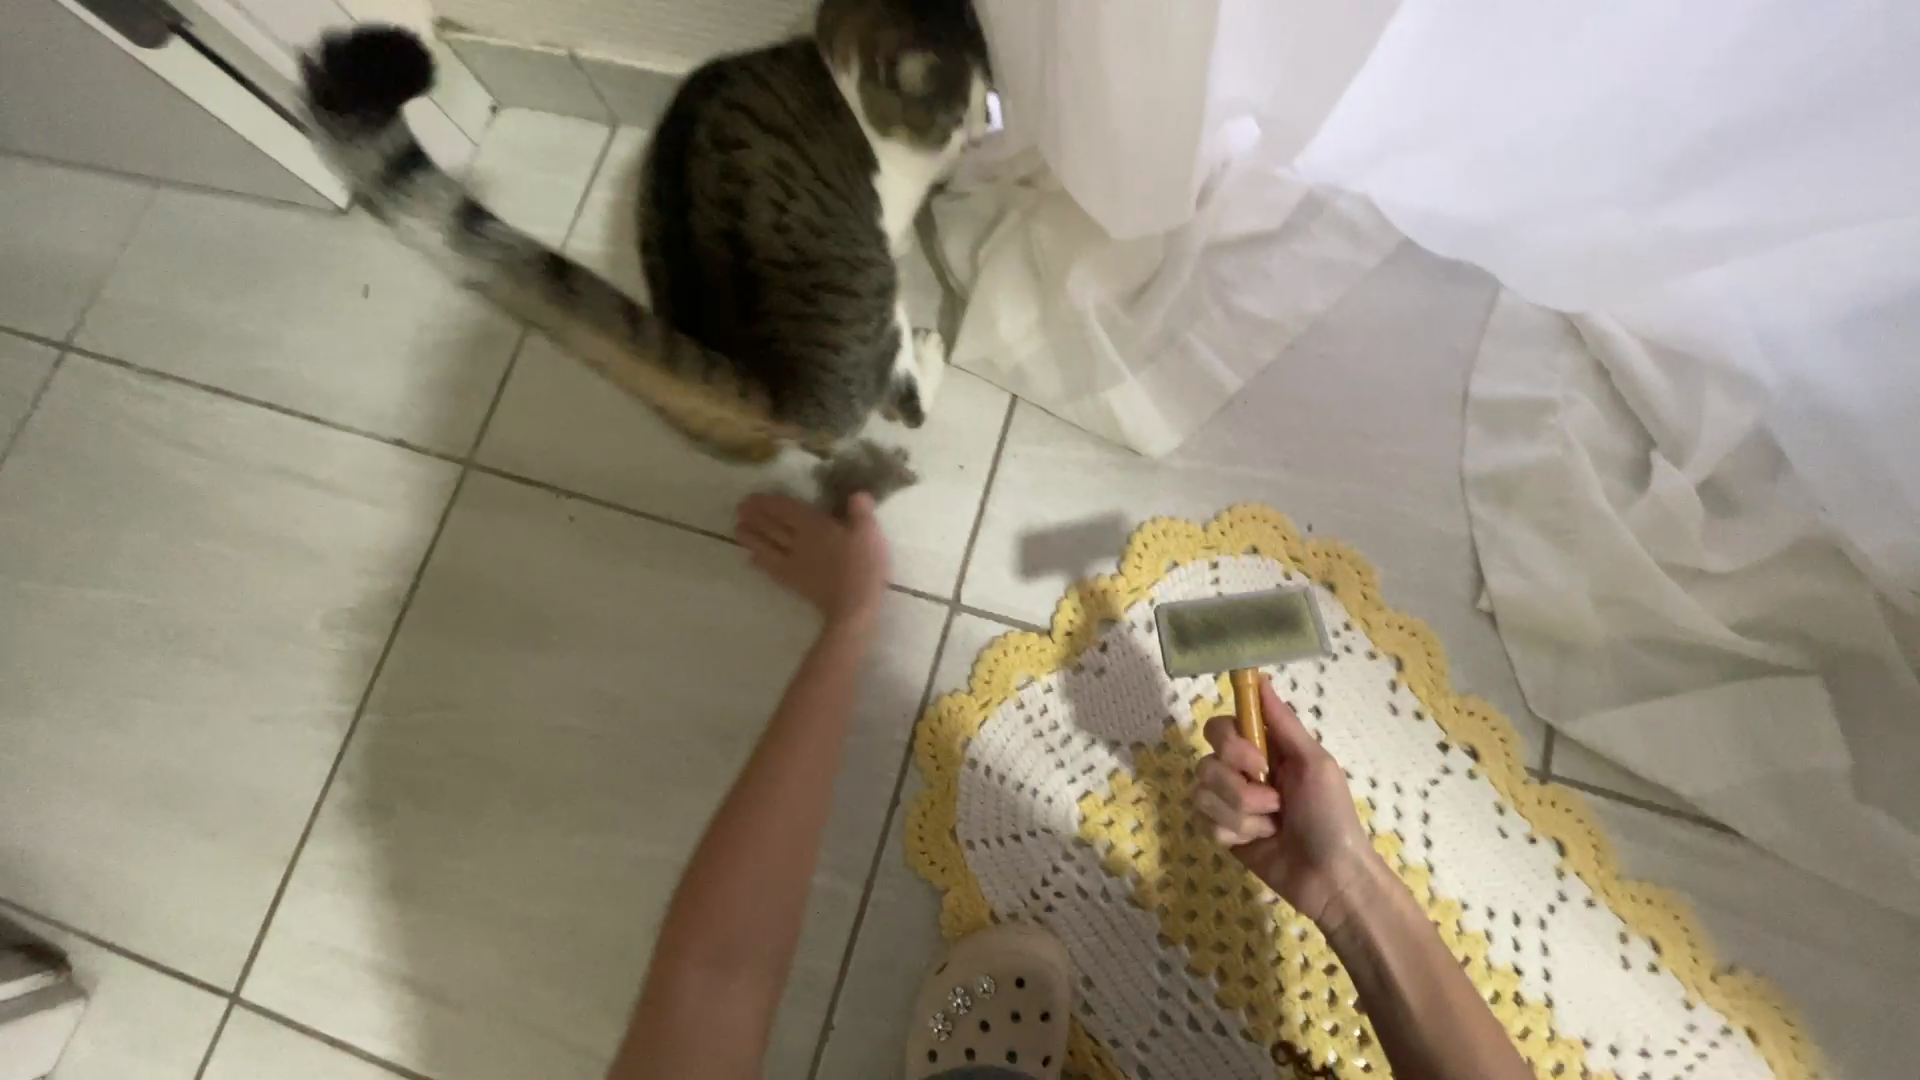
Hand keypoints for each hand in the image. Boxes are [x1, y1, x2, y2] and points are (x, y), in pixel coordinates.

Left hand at [735, 492, 889, 627]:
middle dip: (755, 515)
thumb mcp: (869, 534)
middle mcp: (798, 541)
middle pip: (772, 526)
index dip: (770, 502)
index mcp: (814, 526)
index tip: (755, 496)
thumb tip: (856, 493)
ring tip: (738, 529)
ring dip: (750, 536)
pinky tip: (752, 559)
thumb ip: (861, 511)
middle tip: (740, 508)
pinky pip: (771, 568)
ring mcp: (792, 563)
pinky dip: (760, 561)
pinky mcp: (793, 581)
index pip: (787, 510)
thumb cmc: (863, 566)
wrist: (852, 606)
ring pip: (766, 546)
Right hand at [1194, 677, 1378, 925]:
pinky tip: (1260, 841)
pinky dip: (1236, 832)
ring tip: (1272, 826)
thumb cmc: (1332, 816)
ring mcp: (1228, 803)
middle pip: (1206, 761)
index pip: (1219, 728)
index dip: (1231, 744)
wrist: (1333, 878)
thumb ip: (1283, 721)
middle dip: (1238, 786)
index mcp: (1262, 750)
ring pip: (1203, 792)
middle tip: (1273, 800)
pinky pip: (1205, 821)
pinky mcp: (1221, 832)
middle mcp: (1239, 772)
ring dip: (1243, 813)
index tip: (1258, 761)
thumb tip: (1261, 677)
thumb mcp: (1315, 763)